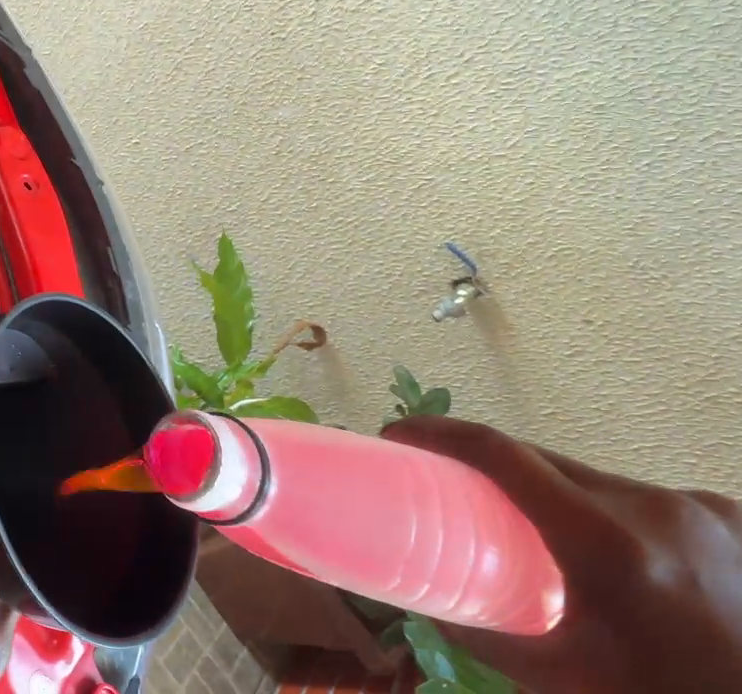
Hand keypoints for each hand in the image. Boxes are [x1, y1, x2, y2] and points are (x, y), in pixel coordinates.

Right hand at [383, 414, 741, 692]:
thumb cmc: (664, 692)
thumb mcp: (566, 678)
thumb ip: (485, 636)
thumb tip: (421, 601)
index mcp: (606, 541)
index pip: (499, 452)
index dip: (436, 433)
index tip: (394, 436)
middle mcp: (656, 507)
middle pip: (544, 461)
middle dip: (490, 468)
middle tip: (454, 491)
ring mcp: (706, 508)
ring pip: (596, 480)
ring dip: (556, 495)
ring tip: (546, 540)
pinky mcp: (735, 516)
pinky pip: (644, 498)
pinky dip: (612, 513)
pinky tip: (619, 554)